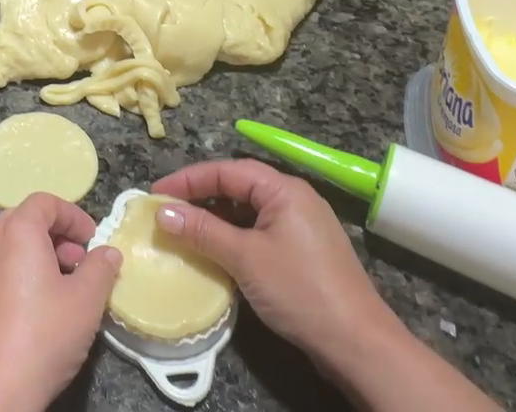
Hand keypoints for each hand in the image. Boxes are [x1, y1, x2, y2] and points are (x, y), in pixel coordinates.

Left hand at [0, 193, 122, 411]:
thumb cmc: (41, 336)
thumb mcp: (85, 302)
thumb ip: (100, 269)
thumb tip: (108, 252)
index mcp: (16, 230)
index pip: (45, 202)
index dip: (74, 216)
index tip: (93, 241)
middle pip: (25, 220)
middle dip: (57, 235)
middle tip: (80, 262)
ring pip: (9, 246)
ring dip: (39, 255)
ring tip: (63, 288)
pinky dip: (19, 274)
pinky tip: (37, 310)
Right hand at [151, 159, 390, 359]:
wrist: (359, 344)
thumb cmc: (300, 291)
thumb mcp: (244, 258)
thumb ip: (202, 231)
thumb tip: (163, 212)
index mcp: (284, 189)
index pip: (226, 170)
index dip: (188, 179)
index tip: (156, 193)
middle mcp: (294, 198)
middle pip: (238, 185)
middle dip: (200, 196)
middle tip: (167, 211)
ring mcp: (302, 225)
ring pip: (248, 210)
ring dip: (216, 218)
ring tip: (184, 231)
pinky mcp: (304, 251)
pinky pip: (260, 230)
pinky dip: (234, 236)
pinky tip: (216, 252)